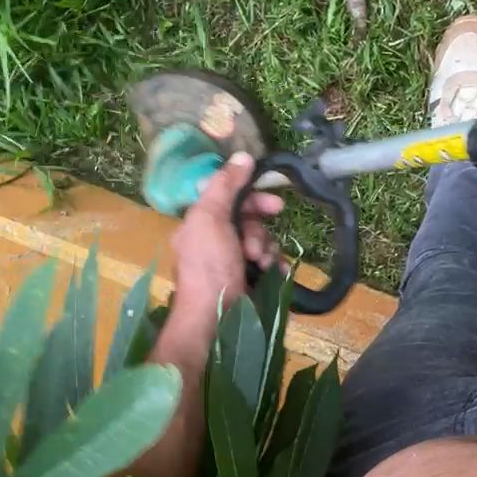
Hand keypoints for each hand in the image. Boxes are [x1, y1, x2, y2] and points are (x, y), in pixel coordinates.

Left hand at [169, 153, 281, 309]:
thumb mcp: (210, 218)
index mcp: (199, 225)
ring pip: (263, 243)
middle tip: (258, 247)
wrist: (215, 320)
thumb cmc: (208, 267)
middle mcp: (214, 243)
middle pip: (250, 221)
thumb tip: (243, 156)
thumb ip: (225, 185)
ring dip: (268, 251)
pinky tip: (275, 275)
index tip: (275, 204)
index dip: (253, 199)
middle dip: (259, 231)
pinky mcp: (249, 284)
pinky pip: (271, 266)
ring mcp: (232, 265)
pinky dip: (276, 268)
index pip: (230, 200)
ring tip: (260, 266)